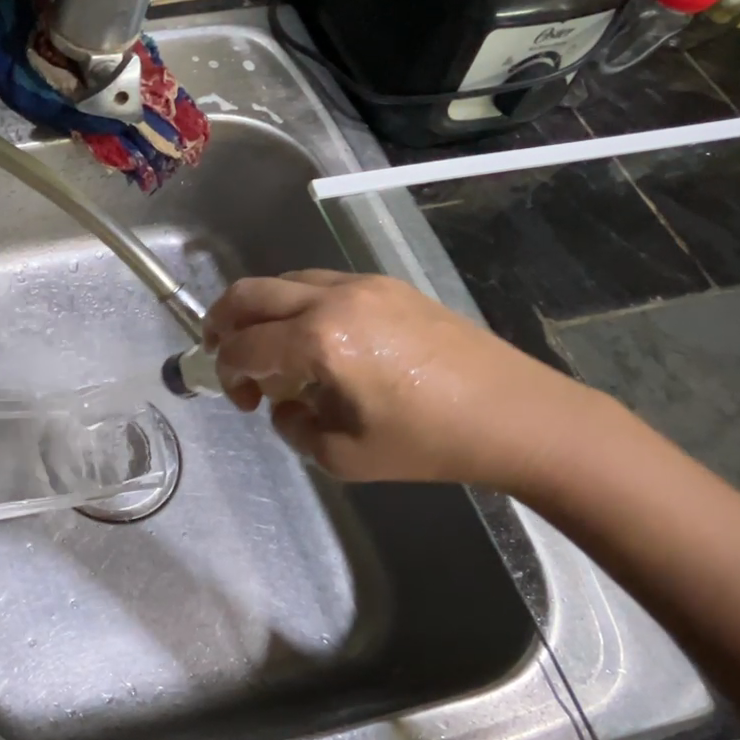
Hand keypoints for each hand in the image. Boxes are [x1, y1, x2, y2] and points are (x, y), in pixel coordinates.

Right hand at [204, 270, 605, 486]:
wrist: (518, 417)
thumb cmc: (429, 444)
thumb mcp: (342, 457)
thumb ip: (292, 426)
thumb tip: (285, 404)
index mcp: (318, 342)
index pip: (242, 346)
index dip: (228, 374)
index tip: (245, 402)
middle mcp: (333, 300)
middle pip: (248, 294)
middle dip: (221, 323)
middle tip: (222, 354)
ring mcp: (363, 286)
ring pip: (283, 282)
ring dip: (262, 312)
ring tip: (272, 349)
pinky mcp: (388, 286)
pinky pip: (320, 283)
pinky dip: (298, 306)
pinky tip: (316, 340)